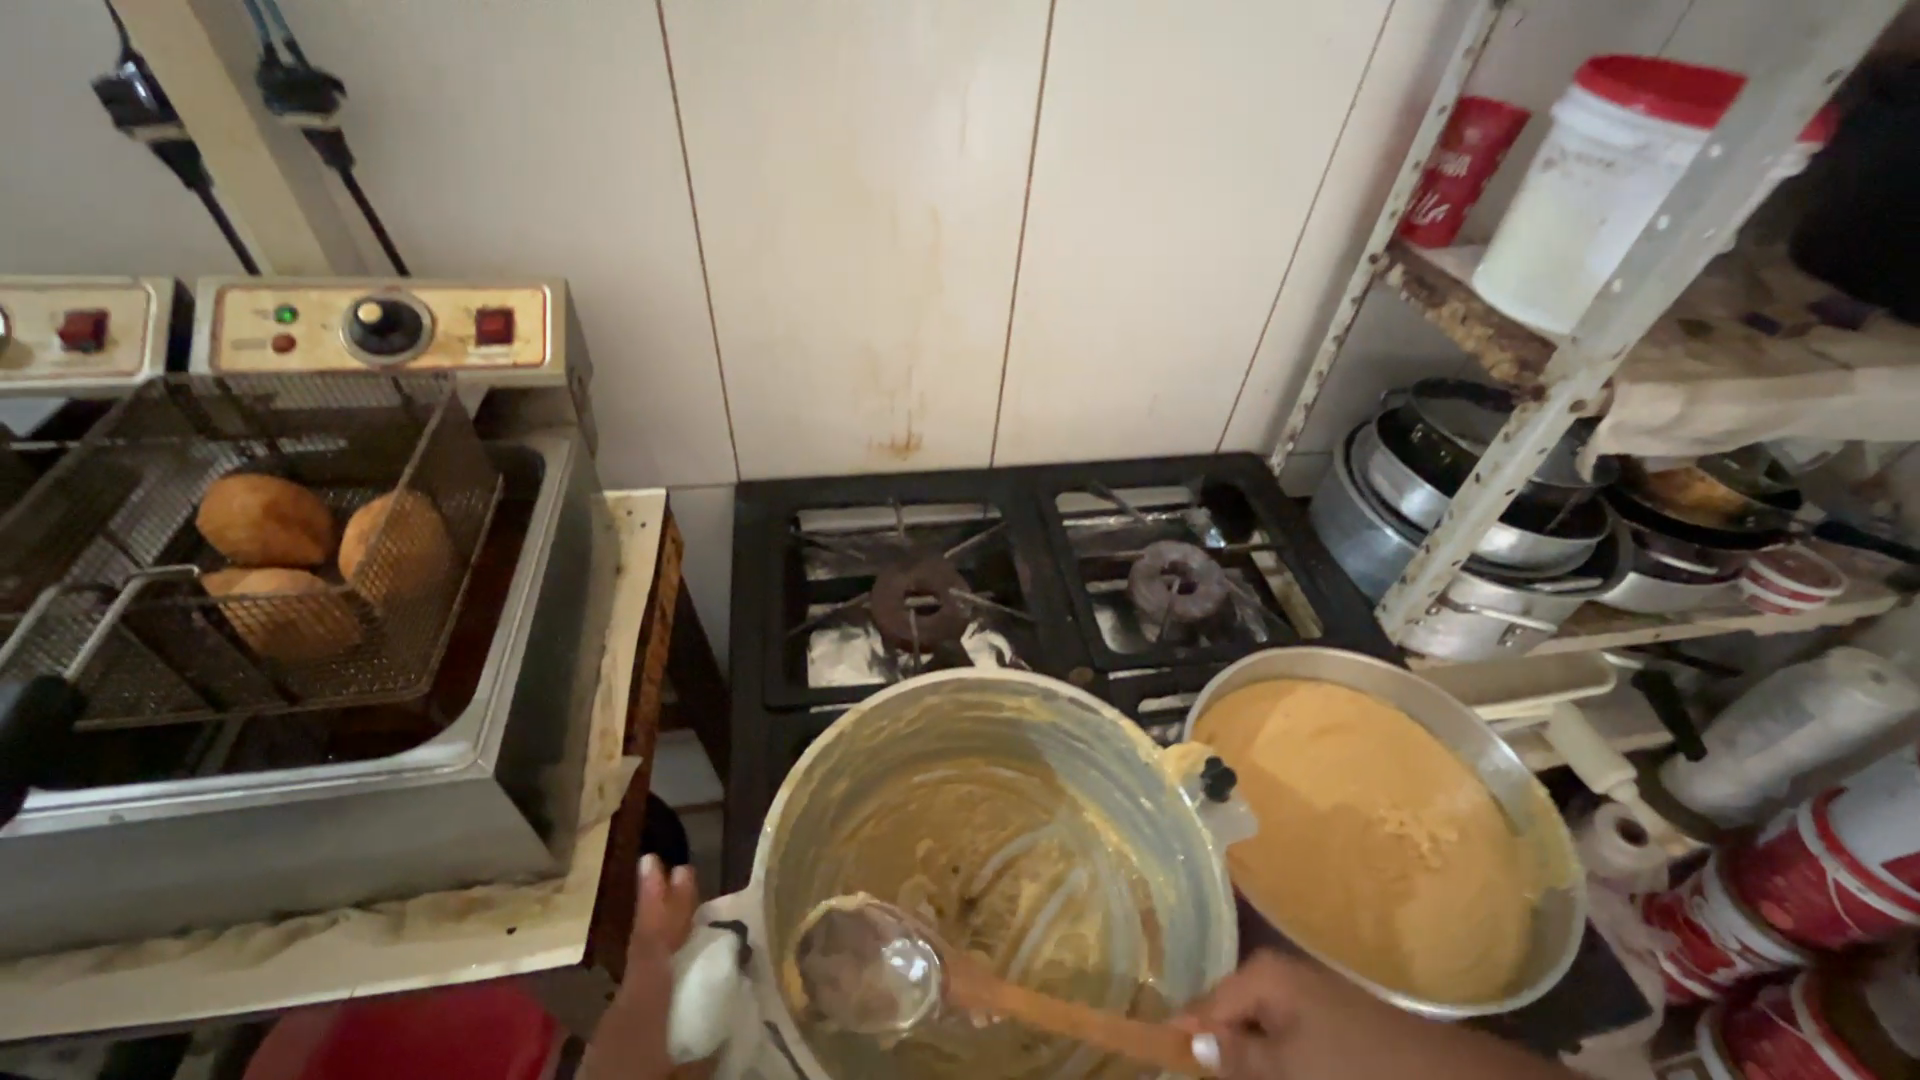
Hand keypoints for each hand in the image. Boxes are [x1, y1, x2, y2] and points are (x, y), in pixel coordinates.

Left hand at [582, 854, 699, 1079]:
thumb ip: (702, 1056)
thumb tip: (723, 1032)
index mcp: (643, 1011)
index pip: (651, 946)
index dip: (657, 903)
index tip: (660, 864)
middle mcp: (627, 1009)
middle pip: (647, 950)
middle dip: (663, 909)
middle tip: (680, 870)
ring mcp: (618, 1028)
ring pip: (645, 969)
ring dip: (664, 936)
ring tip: (685, 909)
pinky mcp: (616, 1047)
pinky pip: (643, 991)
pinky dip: (661, 967)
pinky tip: (674, 970)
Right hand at [1179, 950, 1579, 1079]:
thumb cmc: (1356, 1069)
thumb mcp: (1286, 1068)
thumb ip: (1235, 1055)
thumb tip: (1191, 1045)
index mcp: (1261, 975)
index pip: (1201, 1010)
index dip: (1182, 1046)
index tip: (1164, 1071)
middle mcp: (1278, 978)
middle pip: (1228, 1022)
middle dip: (1220, 1060)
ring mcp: (1306, 1003)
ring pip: (1257, 1039)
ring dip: (1250, 1067)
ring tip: (1240, 1077)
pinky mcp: (1330, 1029)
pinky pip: (1285, 1048)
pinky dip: (1277, 1067)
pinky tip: (1272, 1076)